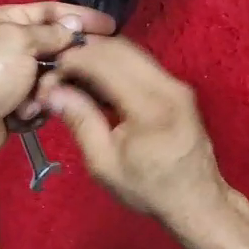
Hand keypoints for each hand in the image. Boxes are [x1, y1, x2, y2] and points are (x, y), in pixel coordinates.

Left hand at [0, 2, 116, 160]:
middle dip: (64, 61)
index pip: (50, 11)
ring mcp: (12, 74)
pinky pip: (40, 98)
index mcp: (5, 20)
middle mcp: (9, 43)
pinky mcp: (15, 100)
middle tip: (85, 70)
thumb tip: (74, 25)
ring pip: (50, 75)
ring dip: (47, 88)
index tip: (110, 25)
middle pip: (53, 45)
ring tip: (37, 99)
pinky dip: (35, 106)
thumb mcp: (20, 43)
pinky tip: (26, 113)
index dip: (80, 16)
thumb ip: (51, 33)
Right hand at [37, 36, 228, 222]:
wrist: (197, 200)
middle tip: (59, 72)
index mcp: (149, 107)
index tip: (50, 75)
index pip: (104, 62)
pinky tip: (98, 81)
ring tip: (74, 75)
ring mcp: (176, 83)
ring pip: (130, 50)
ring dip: (99, 55)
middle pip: (118, 48)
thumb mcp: (104, 164)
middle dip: (83, 52)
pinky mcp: (177, 86)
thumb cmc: (148, 189)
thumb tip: (52, 91)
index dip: (72, 60)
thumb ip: (81, 122)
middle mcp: (167, 85)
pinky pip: (140, 62)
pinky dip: (115, 63)